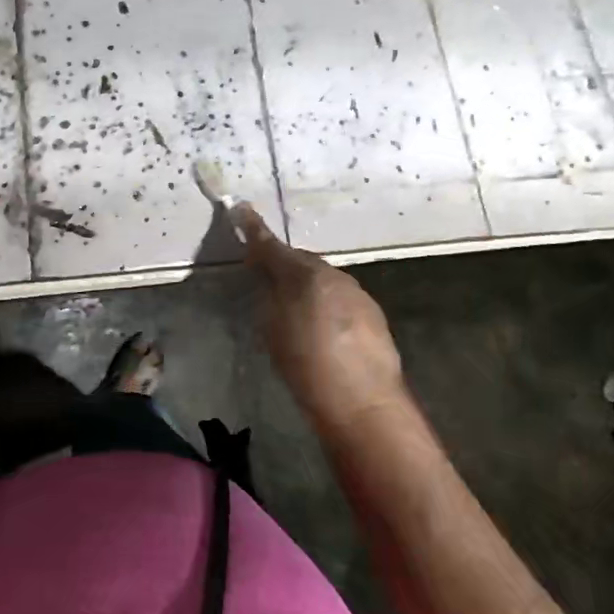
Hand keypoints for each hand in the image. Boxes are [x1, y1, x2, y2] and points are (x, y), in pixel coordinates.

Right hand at [231, 204, 406, 429]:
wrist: (364, 404)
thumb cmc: (307, 368)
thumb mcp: (273, 331)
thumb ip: (269, 295)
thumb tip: (268, 276)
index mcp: (304, 275)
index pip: (271, 245)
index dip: (253, 230)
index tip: (240, 209)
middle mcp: (332, 274)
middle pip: (300, 260)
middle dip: (283, 265)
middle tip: (265, 281)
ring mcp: (357, 292)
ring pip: (322, 279)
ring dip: (307, 286)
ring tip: (296, 312)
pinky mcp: (373, 313)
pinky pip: (340, 297)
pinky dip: (327, 303)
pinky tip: (324, 330)